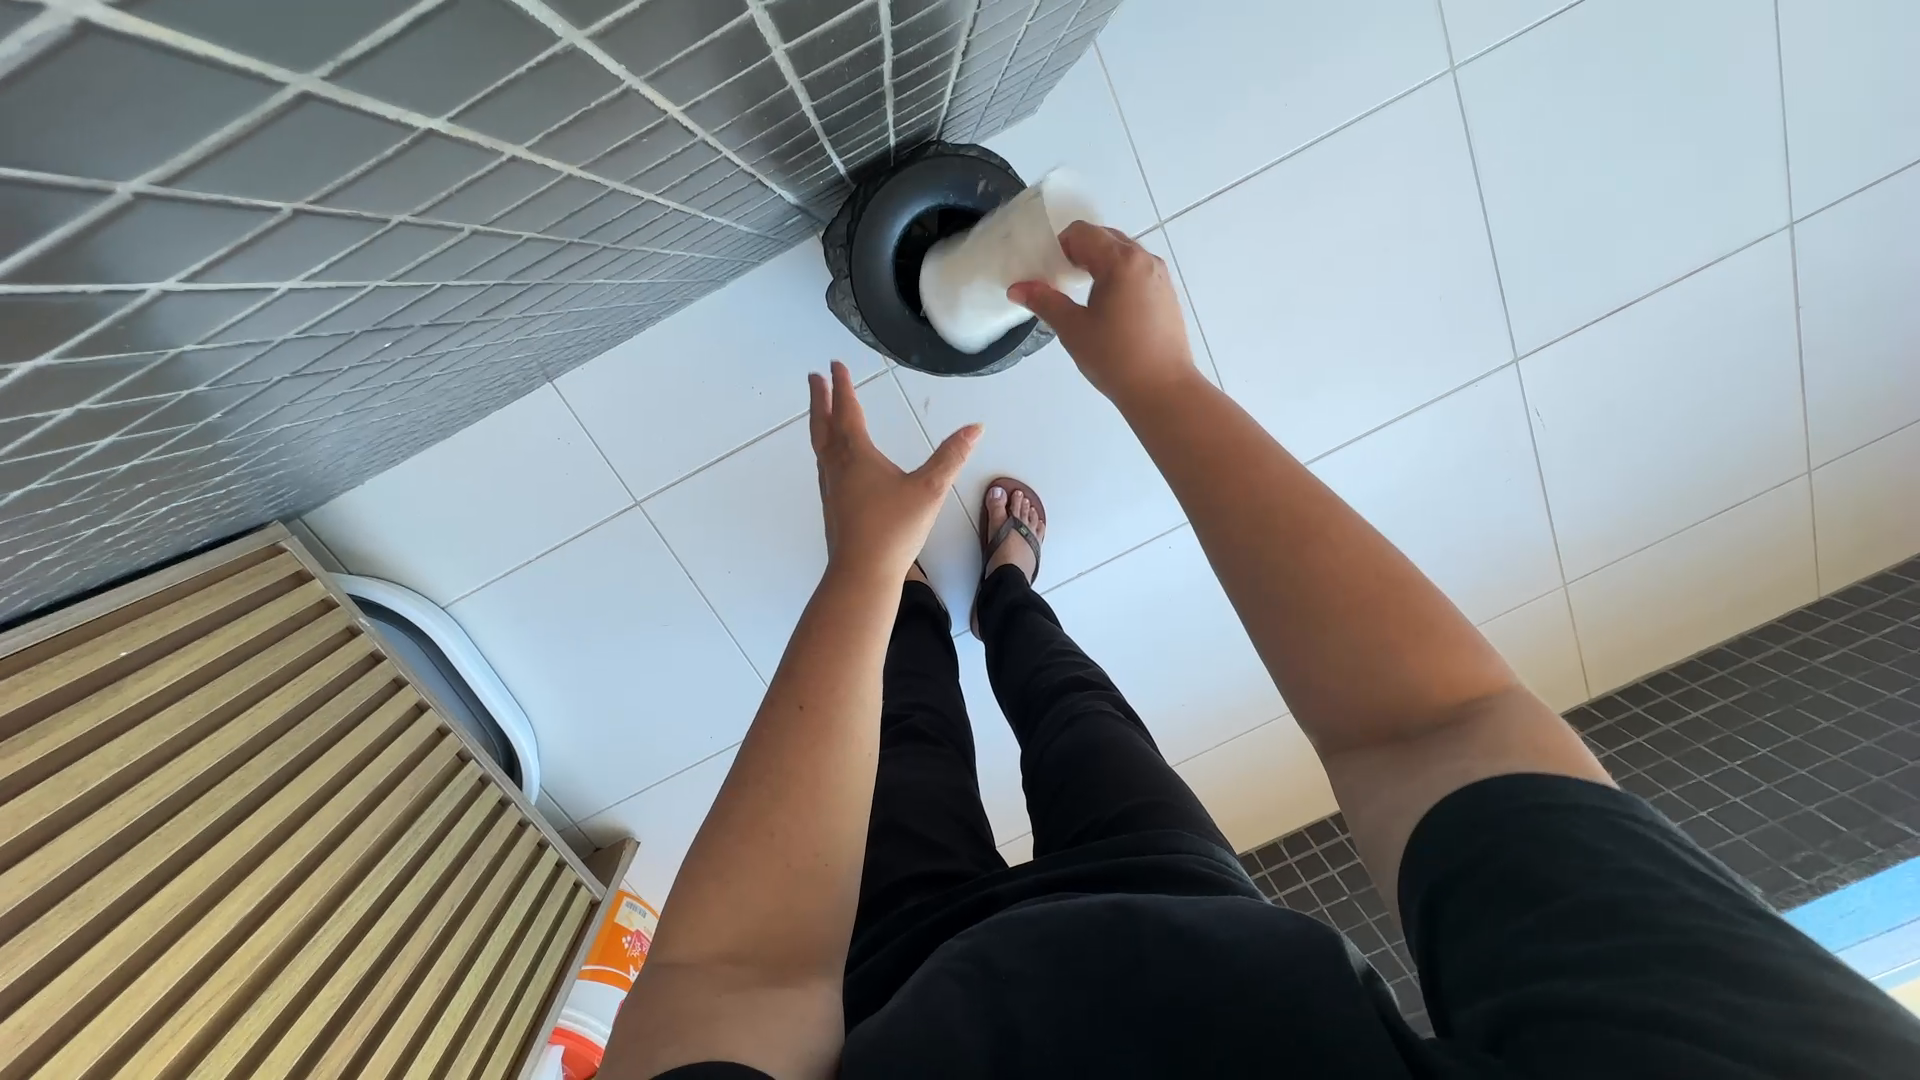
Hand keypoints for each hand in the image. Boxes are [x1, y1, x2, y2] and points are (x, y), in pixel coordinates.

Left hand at [810, 361, 979, 579]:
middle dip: (819, 399)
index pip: (847, 410)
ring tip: (821, 411)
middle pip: (823, 424)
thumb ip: (951, 457)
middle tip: (813, 377)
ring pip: (820, 445)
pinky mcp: (832, 505)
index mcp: (856, 455)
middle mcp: (837, 466)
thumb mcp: (930, 489)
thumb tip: (975, 428)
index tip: (834, 364)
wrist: (862, 572)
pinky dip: (825, 448)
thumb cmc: (894, 529)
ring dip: (819, 422)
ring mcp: (830, 487)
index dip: (841, 386)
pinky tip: (835, 460)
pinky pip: (824, 465)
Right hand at [1008, 222, 1201, 407]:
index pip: (1083, 233)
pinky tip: (1109, 310)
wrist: (1163, 390)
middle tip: (1061, 282)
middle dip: (1079, 253)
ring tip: (1084, 298)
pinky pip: (1137, 272)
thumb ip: (1044, 302)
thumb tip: (1017, 288)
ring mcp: (1160, 276)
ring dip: (1099, 265)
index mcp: (1121, 262)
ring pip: (1123, 254)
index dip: (1059, 247)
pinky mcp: (1167, 294)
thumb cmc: (1115, 359)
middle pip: (1104, 238)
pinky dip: (1118, 278)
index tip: (1048, 272)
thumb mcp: (1073, 329)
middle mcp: (1145, 260)